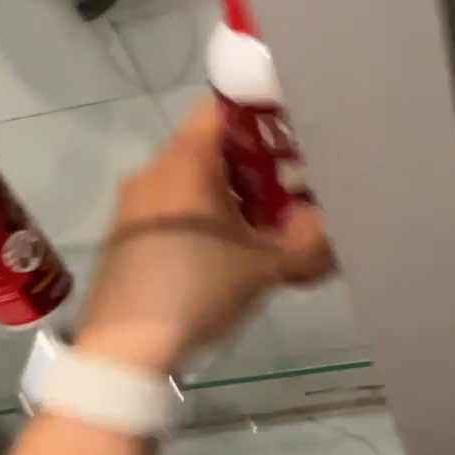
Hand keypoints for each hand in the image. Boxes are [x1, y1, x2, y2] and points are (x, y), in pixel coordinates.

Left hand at [72, 99, 333, 373]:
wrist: (125, 346)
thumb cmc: (199, 290)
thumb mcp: (266, 267)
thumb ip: (308, 241)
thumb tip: (329, 225)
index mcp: (187, 162)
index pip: (224, 108)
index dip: (262, 119)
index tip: (293, 143)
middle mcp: (155, 171)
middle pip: (212, 149)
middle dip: (255, 170)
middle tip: (290, 198)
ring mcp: (134, 203)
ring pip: (192, 183)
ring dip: (230, 199)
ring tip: (262, 235)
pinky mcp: (125, 235)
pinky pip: (173, 210)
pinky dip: (203, 220)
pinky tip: (224, 258)